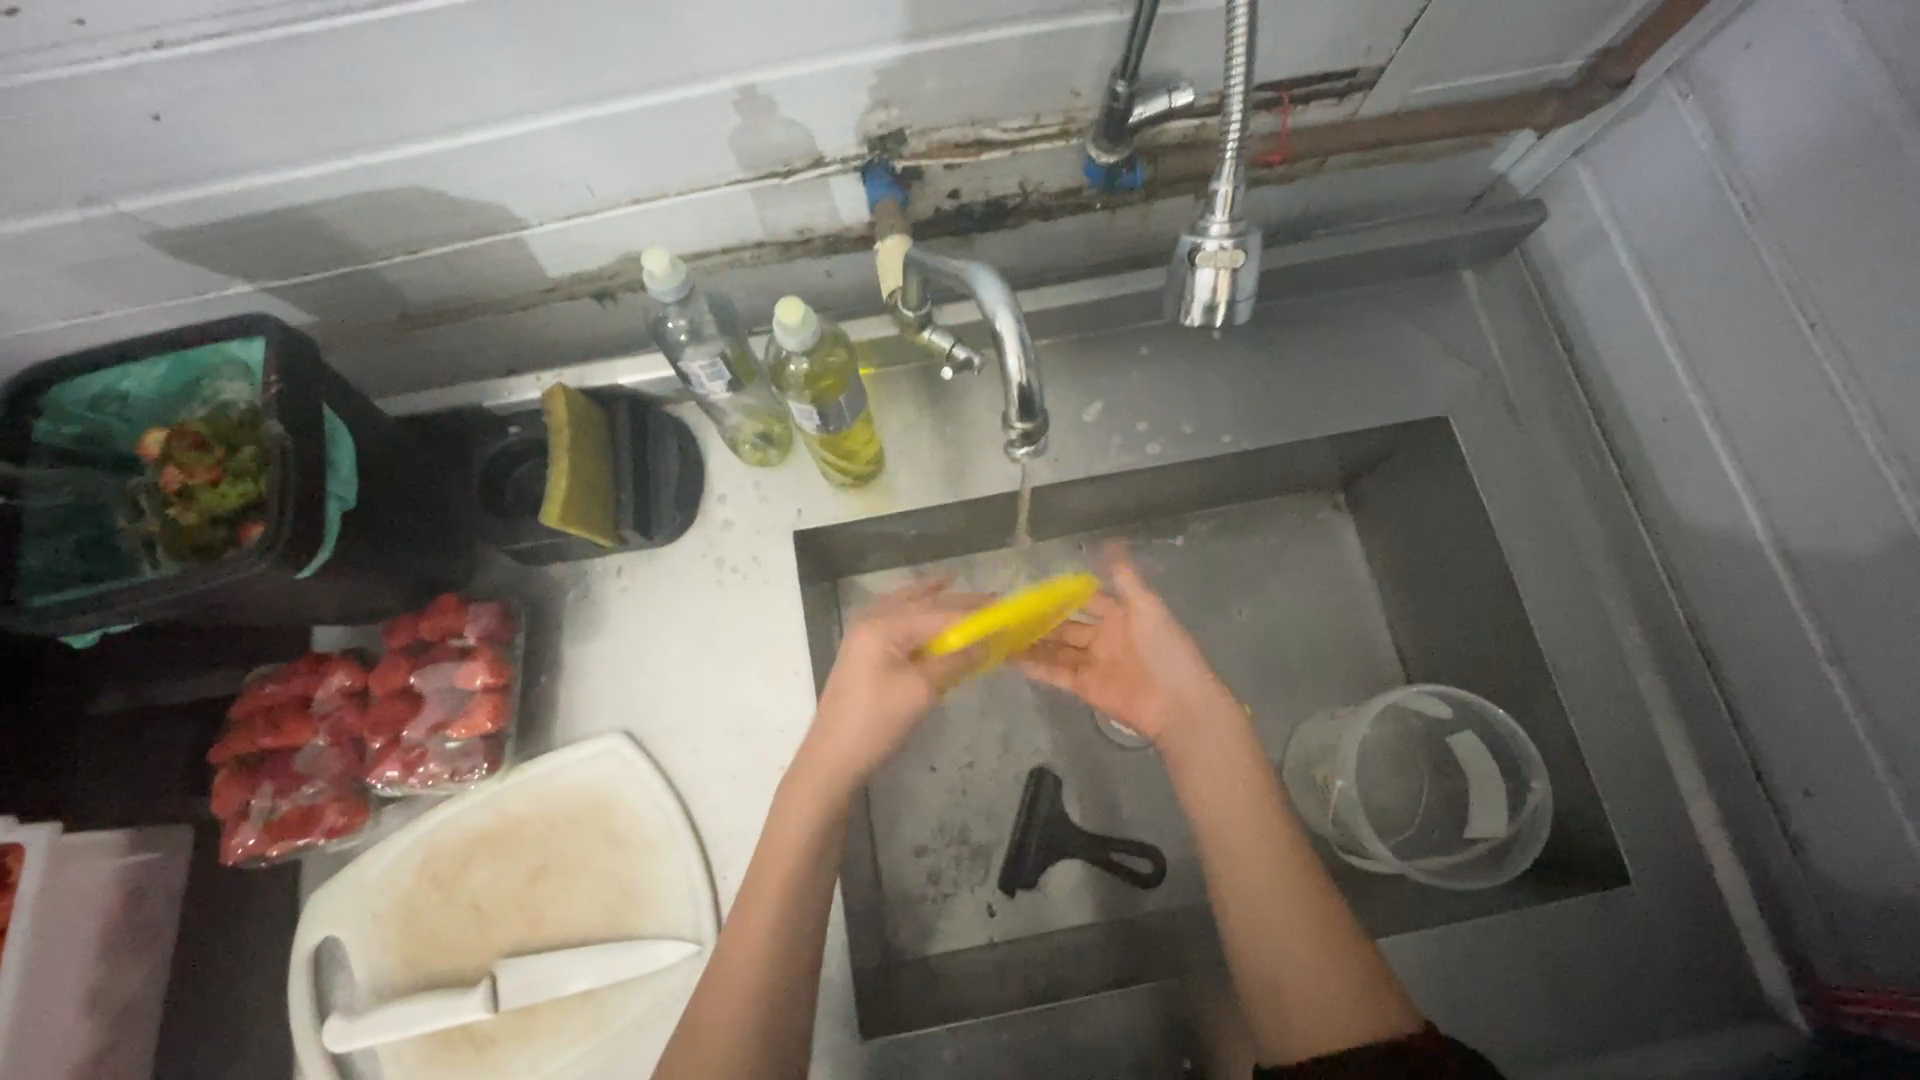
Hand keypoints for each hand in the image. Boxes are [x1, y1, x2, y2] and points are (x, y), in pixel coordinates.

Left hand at [797, 577, 984, 792]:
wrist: (832, 757)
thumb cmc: (877, 723)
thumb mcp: (921, 691)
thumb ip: (956, 661)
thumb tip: (990, 642)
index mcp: (884, 626)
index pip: (939, 612)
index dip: (974, 613)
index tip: (1005, 611)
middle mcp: (872, 619)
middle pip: (923, 603)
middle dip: (958, 602)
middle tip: (994, 601)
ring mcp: (864, 632)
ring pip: (906, 605)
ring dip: (934, 598)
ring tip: (959, 585)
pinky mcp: (864, 648)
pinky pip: (895, 617)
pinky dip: (915, 610)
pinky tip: (926, 603)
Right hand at [1014, 543, 1239, 747]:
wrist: (1178, 702)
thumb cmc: (1165, 649)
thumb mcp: (1147, 606)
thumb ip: (1125, 578)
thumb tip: (1110, 543)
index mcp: (1120, 616)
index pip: (1086, 600)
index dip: (1062, 595)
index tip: (1033, 587)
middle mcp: (1103, 637)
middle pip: (1066, 626)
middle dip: (1041, 621)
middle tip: (1008, 613)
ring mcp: (1093, 664)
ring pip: (1056, 650)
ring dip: (1033, 644)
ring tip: (1002, 635)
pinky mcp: (1085, 688)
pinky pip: (1056, 673)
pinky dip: (1036, 666)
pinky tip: (1012, 658)